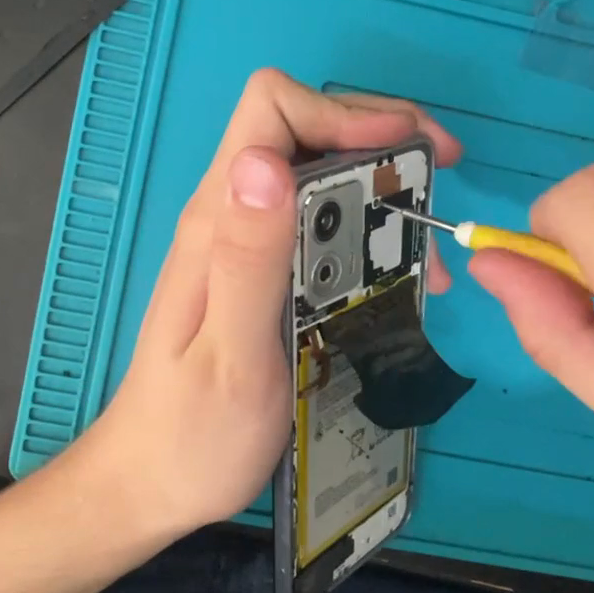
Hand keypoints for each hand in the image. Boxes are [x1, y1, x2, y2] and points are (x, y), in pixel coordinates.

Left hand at [78, 69, 460, 538]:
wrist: (152, 481)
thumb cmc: (193, 434)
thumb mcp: (231, 355)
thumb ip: (248, 258)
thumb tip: (264, 159)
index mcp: (218, 221)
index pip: (271, 110)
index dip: (342, 110)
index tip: (405, 148)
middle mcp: (229, 216)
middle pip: (301, 128)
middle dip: (377, 137)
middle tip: (441, 176)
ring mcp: (242, 244)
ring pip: (315, 176)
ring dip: (378, 187)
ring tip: (427, 244)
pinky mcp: (256, 273)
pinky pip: (316, 224)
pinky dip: (365, 229)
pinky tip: (396, 273)